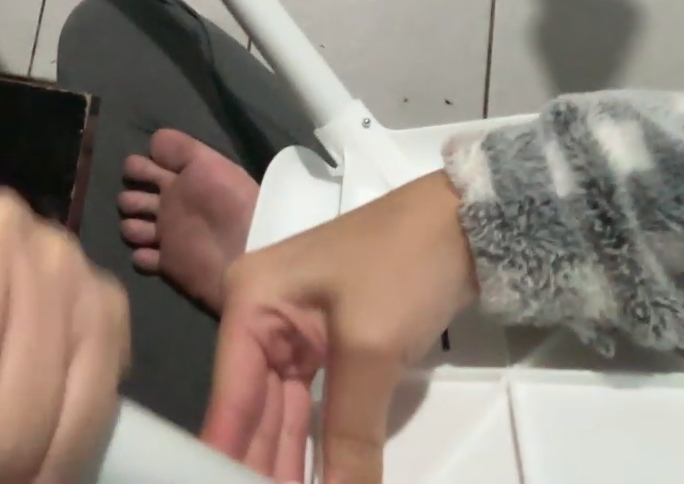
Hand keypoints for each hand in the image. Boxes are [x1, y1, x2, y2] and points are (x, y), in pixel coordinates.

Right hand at [201, 172, 476, 483]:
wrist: (457, 224)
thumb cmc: (400, 266)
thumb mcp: (371, 348)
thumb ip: (349, 435)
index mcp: (250, 299)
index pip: (231, 395)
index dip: (226, 456)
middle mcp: (259, 314)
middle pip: (251, 409)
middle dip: (257, 467)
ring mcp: (291, 330)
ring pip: (281, 413)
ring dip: (285, 466)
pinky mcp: (324, 345)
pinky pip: (311, 406)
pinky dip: (316, 448)